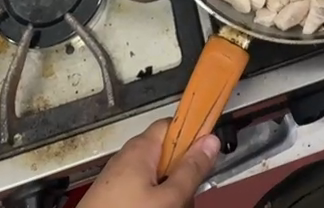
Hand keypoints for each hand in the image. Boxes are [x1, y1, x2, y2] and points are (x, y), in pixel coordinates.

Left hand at [80, 119, 218, 207]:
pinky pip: (142, 193)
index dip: (193, 134)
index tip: (207, 149)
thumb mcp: (167, 199)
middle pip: (168, 155)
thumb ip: (190, 170)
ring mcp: (119, 178)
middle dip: (182, 176)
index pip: (174, 123)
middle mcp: (128, 157)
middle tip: (187, 197)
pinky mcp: (113, 197)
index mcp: (141, 147)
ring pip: (157, 178)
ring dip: (170, 194)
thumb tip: (210, 141)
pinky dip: (154, 202)